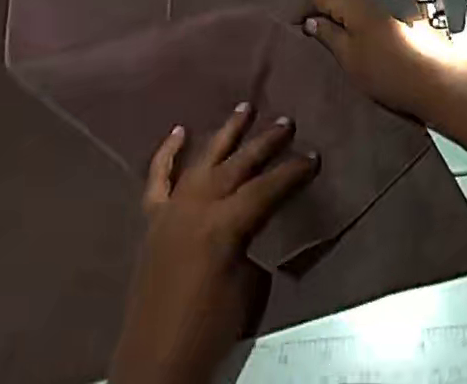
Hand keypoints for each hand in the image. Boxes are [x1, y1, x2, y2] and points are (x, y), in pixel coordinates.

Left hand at [109, 104, 318, 383]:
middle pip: (238, 164)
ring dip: (225, 133)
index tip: (313, 156)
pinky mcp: (153, 218)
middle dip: (265, 142)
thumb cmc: (211, 329)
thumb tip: (255, 219)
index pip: (266, 188)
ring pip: (202, 159)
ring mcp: (171, 208)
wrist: (156, 360)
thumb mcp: (247, 287)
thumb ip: (251, 241)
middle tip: (286, 121)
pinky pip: (158, 177)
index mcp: (224, 225)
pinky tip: (180, 131)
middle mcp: (196, 206)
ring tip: (244, 107)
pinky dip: (168, 152)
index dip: (292, 171)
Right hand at [302, 0, 466, 123]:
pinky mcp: (405, 20)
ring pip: (357, 0)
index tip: (294, 25)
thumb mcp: (349, 58)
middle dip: (322, 4)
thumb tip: (311, 20)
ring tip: (330, 33)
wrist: (442, 82)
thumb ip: (329, 35)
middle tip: (310, 27)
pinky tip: (357, 38)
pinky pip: (371, 11)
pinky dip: (358, 19)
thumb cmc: (390, 72)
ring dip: (341, 11)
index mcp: (355, 2)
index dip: (304, 6)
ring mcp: (391, 6)